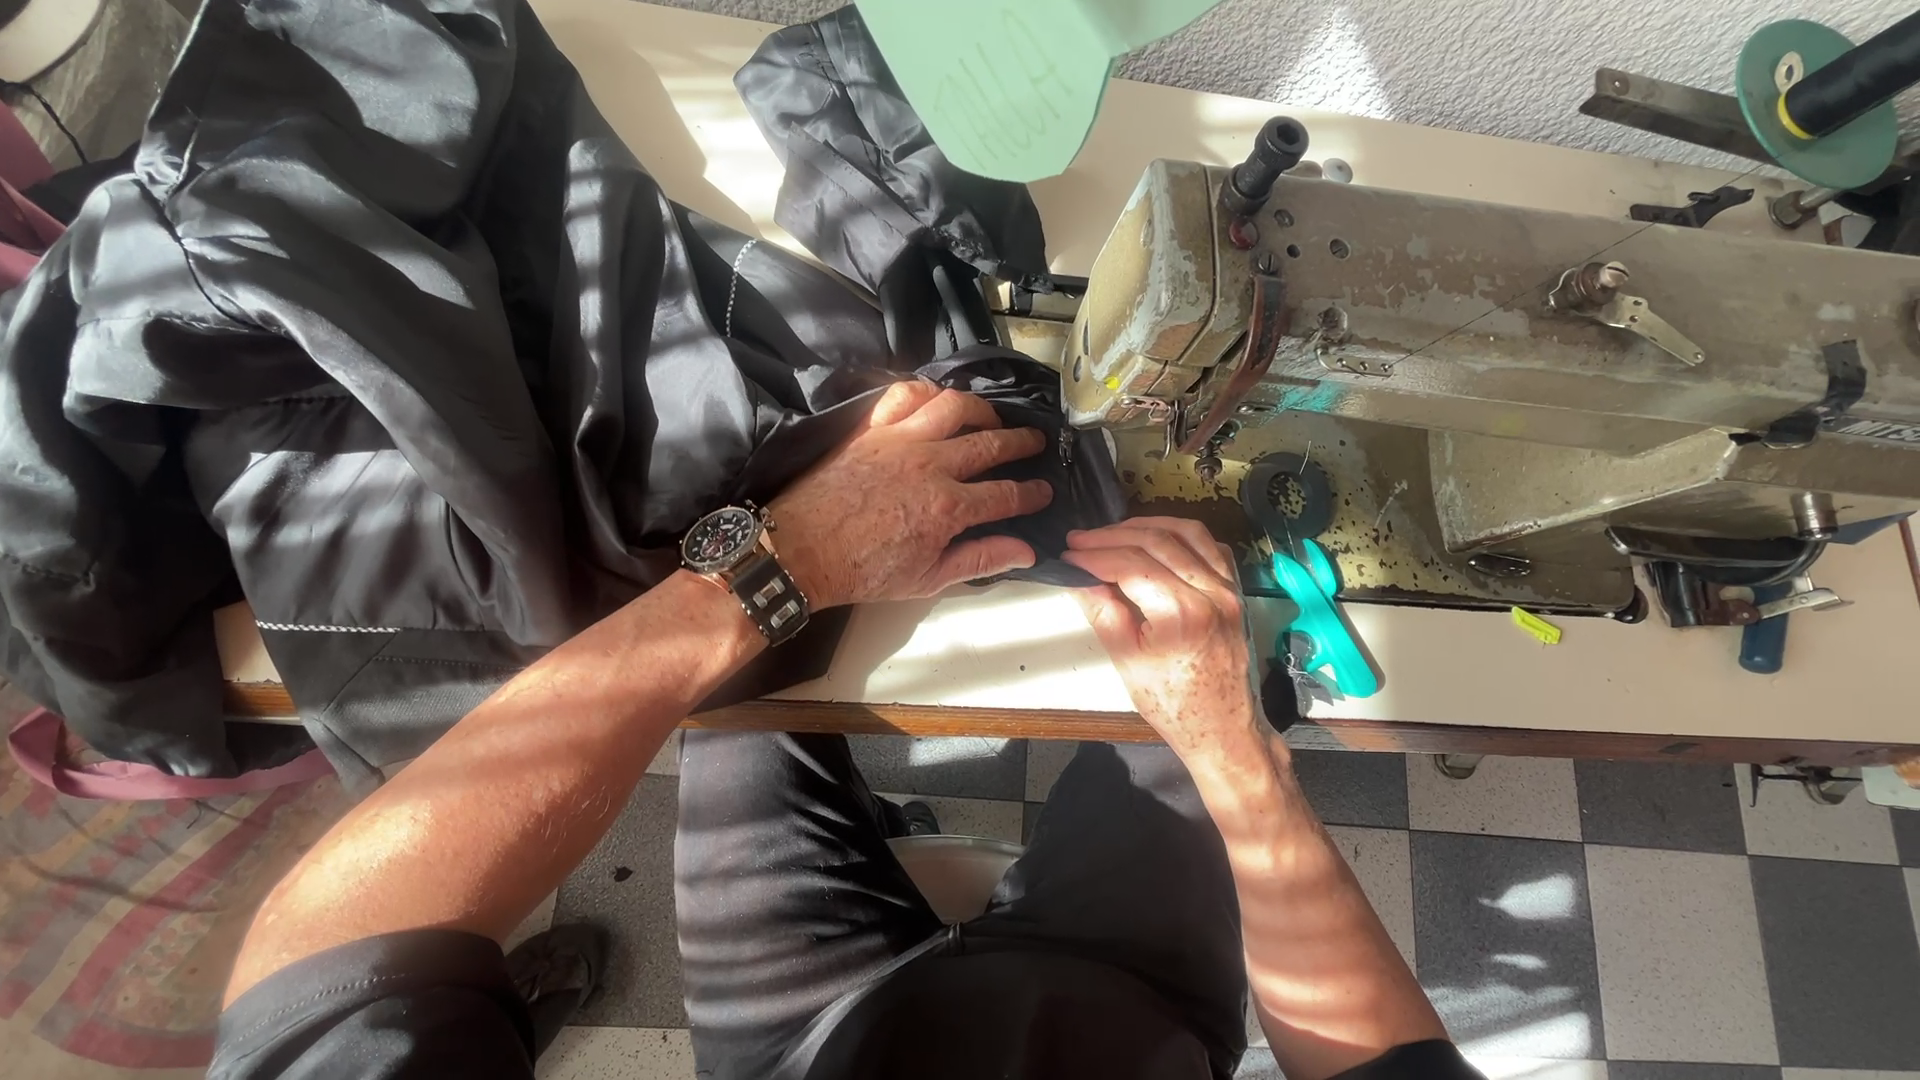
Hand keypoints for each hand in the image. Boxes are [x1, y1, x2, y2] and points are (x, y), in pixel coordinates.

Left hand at [771, 381, 1053, 607]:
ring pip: (954, 407)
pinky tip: (936, 400)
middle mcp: (931, 465)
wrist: (799, 550)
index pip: (1005, 495)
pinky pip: (904, 395)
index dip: (1031, 493)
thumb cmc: (862, 571)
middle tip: (1035, 442)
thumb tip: (1026, 551)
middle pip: (990, 443)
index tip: (1044, 491)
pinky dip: (925, 392)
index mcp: (948, 508)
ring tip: (992, 419)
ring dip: (981, 410)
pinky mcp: (870, 429)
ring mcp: (900, 440)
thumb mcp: (927, 579)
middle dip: (1021, 443)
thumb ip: (980, 560)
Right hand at [1062, 518, 1260, 758]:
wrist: (1221, 728)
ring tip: (1112, 534)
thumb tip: (1079, 578)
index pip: (1131, 564)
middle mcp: (1212, 593)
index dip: (1095, 555)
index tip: (1070, 555)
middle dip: (1112, 536)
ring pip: (1187, 532)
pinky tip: (1155, 541)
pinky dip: (1180, 535)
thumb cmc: (1172, 704)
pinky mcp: (1235, 591)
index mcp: (1182, 613)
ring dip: (1145, 526)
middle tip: (1081, 540)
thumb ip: (1103, 612)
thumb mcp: (1126, 661)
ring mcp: (1229, 589)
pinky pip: (1210, 546)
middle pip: (1157, 541)